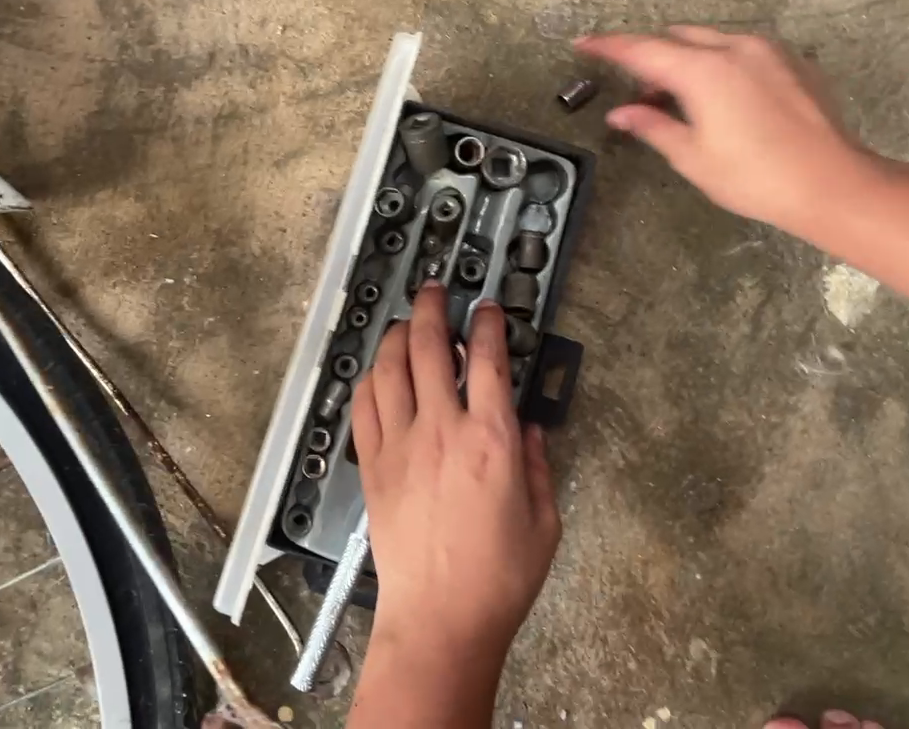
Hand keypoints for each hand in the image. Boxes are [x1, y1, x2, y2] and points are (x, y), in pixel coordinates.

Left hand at [350, 285, 559, 682]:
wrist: (441, 618)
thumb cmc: (498, 576)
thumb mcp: (544, 520)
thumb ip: (538, 463)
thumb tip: (528, 425)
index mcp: (491, 440)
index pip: (489, 359)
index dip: (488, 322)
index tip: (487, 307)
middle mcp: (442, 430)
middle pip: (430, 346)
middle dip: (432, 306)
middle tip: (435, 289)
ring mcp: (401, 443)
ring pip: (390, 366)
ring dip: (397, 334)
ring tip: (406, 321)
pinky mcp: (372, 464)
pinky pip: (363, 405)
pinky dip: (370, 378)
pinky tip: (378, 372)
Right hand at [576, 26, 878, 234]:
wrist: (832, 184)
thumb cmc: (753, 177)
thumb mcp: (691, 156)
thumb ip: (652, 126)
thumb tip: (620, 113)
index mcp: (703, 71)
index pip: (642, 50)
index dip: (608, 46)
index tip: (583, 43)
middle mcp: (735, 49)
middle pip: (677, 37)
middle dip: (650, 56)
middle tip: (638, 91)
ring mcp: (768, 52)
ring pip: (710, 40)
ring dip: (685, 59)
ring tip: (678, 97)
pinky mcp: (793, 63)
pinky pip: (741, 50)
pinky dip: (717, 62)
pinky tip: (720, 97)